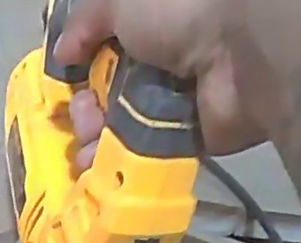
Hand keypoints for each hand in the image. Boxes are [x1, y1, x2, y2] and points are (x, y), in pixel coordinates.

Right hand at [54, 0, 268, 168]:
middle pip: (106, 99)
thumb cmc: (181, 8)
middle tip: (85, 118)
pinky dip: (116, 165)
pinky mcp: (179, 144)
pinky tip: (97, 168)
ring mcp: (167, 109)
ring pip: (118, 132)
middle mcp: (155, 68)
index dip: (80, 72)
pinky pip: (140, 158)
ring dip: (95, 141)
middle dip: (85, 111)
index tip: (68, 84)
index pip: (102, 55)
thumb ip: (88, 20)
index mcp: (144, 28)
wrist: (237, 52)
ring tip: (88, 145)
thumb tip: (63, 51)